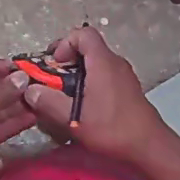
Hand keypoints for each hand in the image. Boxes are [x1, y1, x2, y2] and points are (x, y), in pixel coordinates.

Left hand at [0, 56, 34, 179]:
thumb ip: (5, 89)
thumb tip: (23, 76)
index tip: (17, 69)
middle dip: (14, 85)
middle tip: (37, 84)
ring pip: (0, 105)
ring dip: (19, 102)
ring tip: (41, 100)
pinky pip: (4, 123)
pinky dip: (18, 120)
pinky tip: (36, 117)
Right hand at [21, 26, 172, 161]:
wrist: (149, 145)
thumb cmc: (111, 128)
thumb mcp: (73, 119)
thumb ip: (49, 102)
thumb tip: (30, 90)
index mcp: (103, 62)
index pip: (84, 34)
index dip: (65, 43)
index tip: (54, 64)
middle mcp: (116, 62)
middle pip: (89, 47)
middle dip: (67, 61)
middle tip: (53, 82)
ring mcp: (125, 74)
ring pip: (97, 62)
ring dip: (78, 73)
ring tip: (66, 96)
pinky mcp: (128, 88)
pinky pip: (105, 74)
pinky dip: (91, 82)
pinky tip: (84, 105)